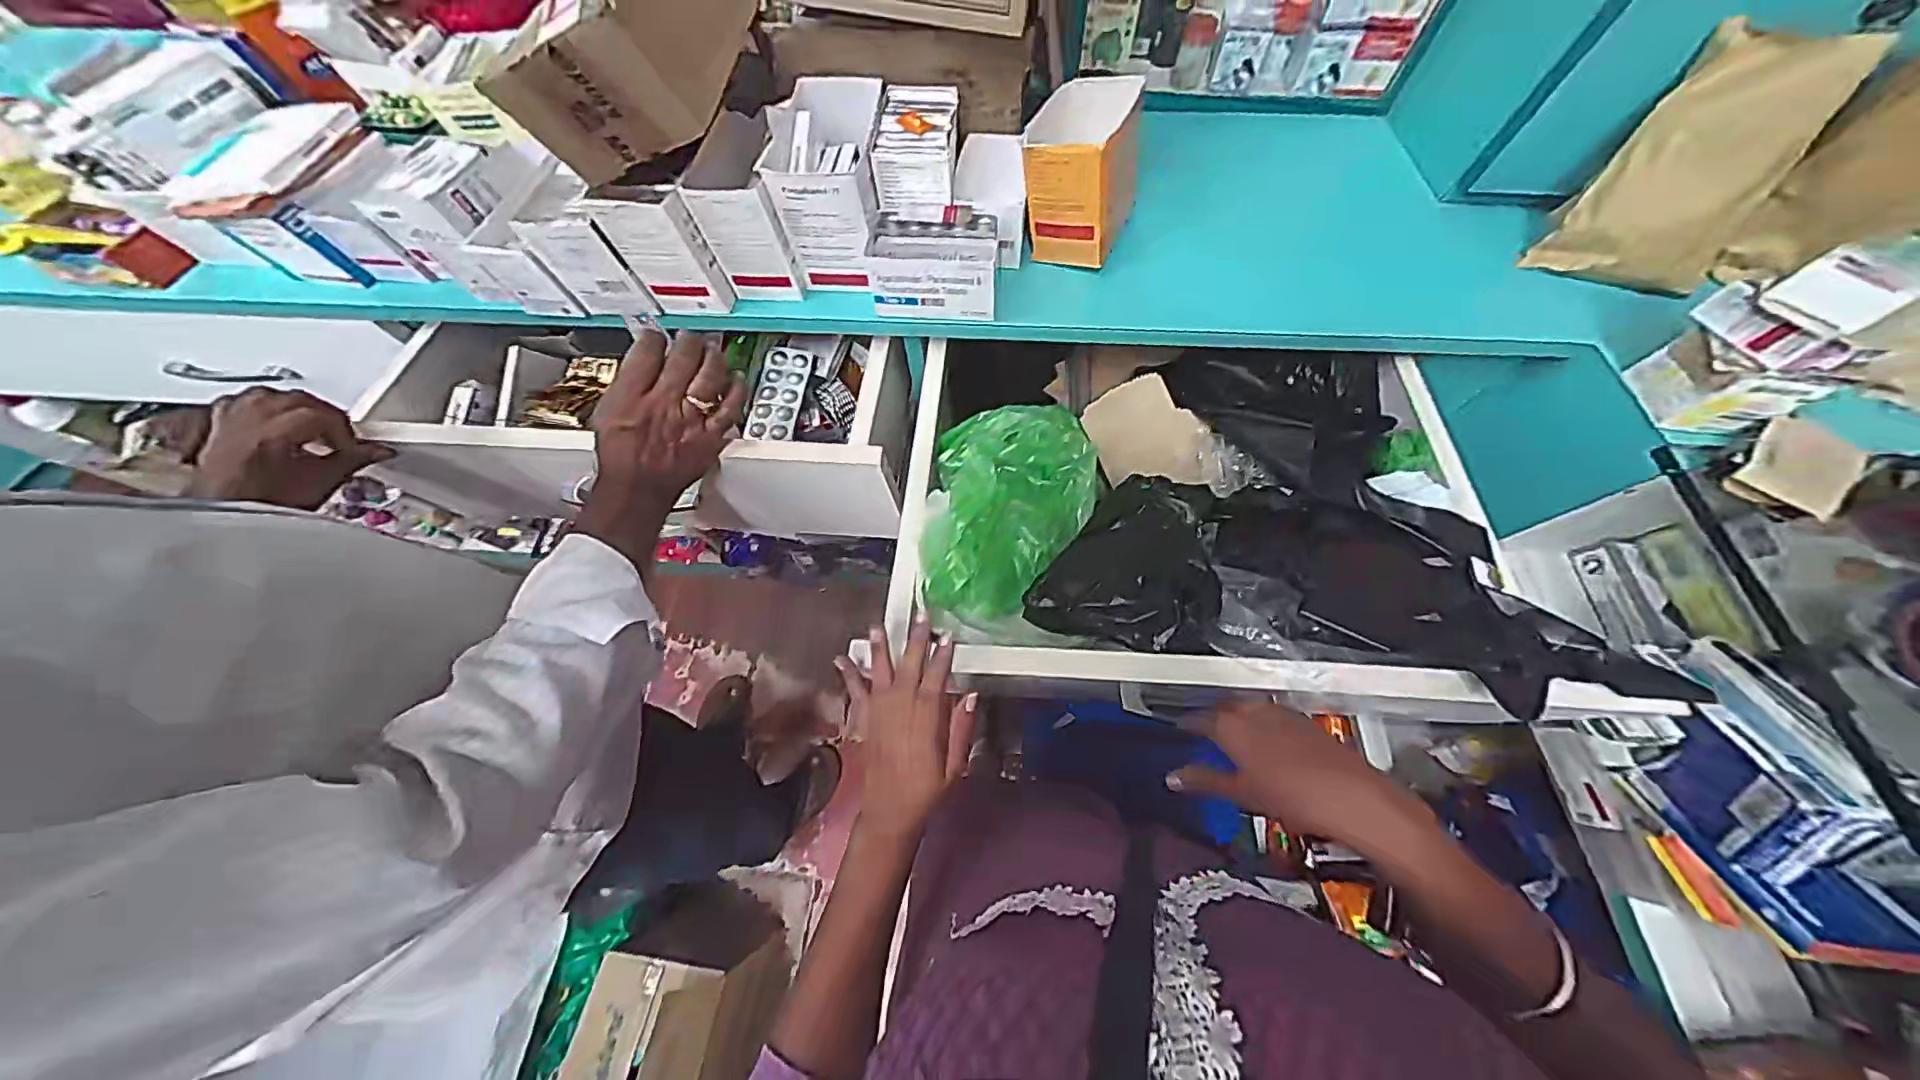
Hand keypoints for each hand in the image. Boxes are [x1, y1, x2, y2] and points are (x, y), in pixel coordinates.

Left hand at [186, 388, 392, 509]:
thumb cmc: (262, 505)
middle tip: (341, 437)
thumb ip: (352, 460)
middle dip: (326, 417)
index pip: (322, 415)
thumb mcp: (321, 483)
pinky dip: (267, 408)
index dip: (345, 431)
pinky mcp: (217, 425)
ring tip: (312, 429)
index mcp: (272, 432)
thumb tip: (377, 450)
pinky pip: (244, 401)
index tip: (355, 447)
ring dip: (298, 409)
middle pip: (298, 400)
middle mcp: (247, 420)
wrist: (226, 517)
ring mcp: (228, 420)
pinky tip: (278, 423)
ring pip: (271, 396)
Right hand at [577, 330, 745, 566]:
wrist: (636, 490)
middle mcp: (663, 405)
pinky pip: (731, 407)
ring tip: (713, 351)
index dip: (655, 336)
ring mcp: (690, 421)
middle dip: (689, 341)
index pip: (647, 351)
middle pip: (683, 358)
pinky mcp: (710, 438)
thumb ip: (628, 381)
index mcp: (631, 396)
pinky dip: (736, 389)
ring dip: (714, 358)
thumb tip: (645, 357)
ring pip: (710, 376)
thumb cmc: (621, 456)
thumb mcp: (608, 410)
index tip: (659, 335)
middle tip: (691, 338)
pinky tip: (736, 378)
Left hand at [834, 622, 978, 843]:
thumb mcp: (955, 764)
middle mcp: (901, 707)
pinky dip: (849, 674)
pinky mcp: (865, 719)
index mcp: (926, 717)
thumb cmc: (927, 788)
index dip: (943, 655)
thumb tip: (971, 696)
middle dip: (916, 638)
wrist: (890, 810)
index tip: (948, 636)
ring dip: (880, 647)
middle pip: (910, 665)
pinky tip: (842, 659)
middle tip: (921, 614)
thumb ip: (962, 728)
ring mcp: (880, 711)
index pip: (937, 677)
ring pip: (881, 671)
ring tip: (878, 625)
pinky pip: (856, 691)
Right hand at [1169, 701, 1434, 859]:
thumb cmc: (1296, 796)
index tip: (1181, 728)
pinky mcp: (1306, 724)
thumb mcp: (1242, 794)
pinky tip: (1268, 744)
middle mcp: (1256, 712)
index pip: (1200, 719)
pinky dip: (1263, 725)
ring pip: (1251, 709)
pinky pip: (1274, 716)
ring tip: (1234, 737)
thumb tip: (1175, 777)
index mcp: (1232, 725)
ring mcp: (1283, 716)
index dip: (1188, 724)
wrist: (1355, 800)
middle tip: (1203, 731)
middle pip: (1225, 708)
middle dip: (1212, 717)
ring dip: (1239, 718)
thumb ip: (1205, 781)